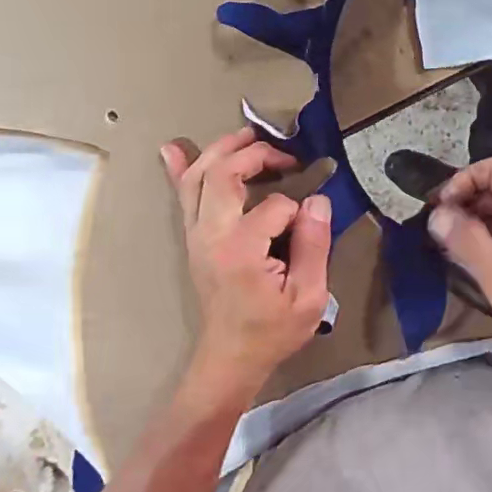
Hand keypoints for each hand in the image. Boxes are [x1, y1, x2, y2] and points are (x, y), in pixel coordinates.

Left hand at [162, 129, 332, 393]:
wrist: (230, 356)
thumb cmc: (272, 330)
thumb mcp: (309, 297)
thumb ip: (314, 245)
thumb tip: (318, 200)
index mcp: (242, 250)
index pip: (275, 206)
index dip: (299, 208)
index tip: (310, 223)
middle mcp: (211, 234)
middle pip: (223, 174)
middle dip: (256, 155)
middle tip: (285, 156)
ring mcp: (196, 234)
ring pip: (198, 177)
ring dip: (222, 150)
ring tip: (248, 136)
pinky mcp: (192, 237)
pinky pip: (182, 195)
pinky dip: (180, 169)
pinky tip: (174, 148)